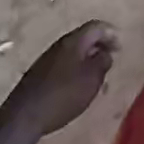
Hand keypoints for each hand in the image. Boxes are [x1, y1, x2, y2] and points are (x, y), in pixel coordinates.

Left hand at [0, 21, 117, 143]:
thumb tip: (105, 52)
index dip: (111, 34)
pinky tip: (76, 85)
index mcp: (73, 41)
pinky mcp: (38, 74)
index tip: (120, 48)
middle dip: (99, 45)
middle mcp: (59, 45)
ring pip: (73, 51)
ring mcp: (46, 59)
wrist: (24, 116)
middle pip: (83, 37)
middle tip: (110, 59)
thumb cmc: (63, 95)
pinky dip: (75, 68)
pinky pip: (63, 63)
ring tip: (96, 74)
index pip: (96, 26)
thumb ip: (102, 62)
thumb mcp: (91, 79)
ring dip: (86, 58)